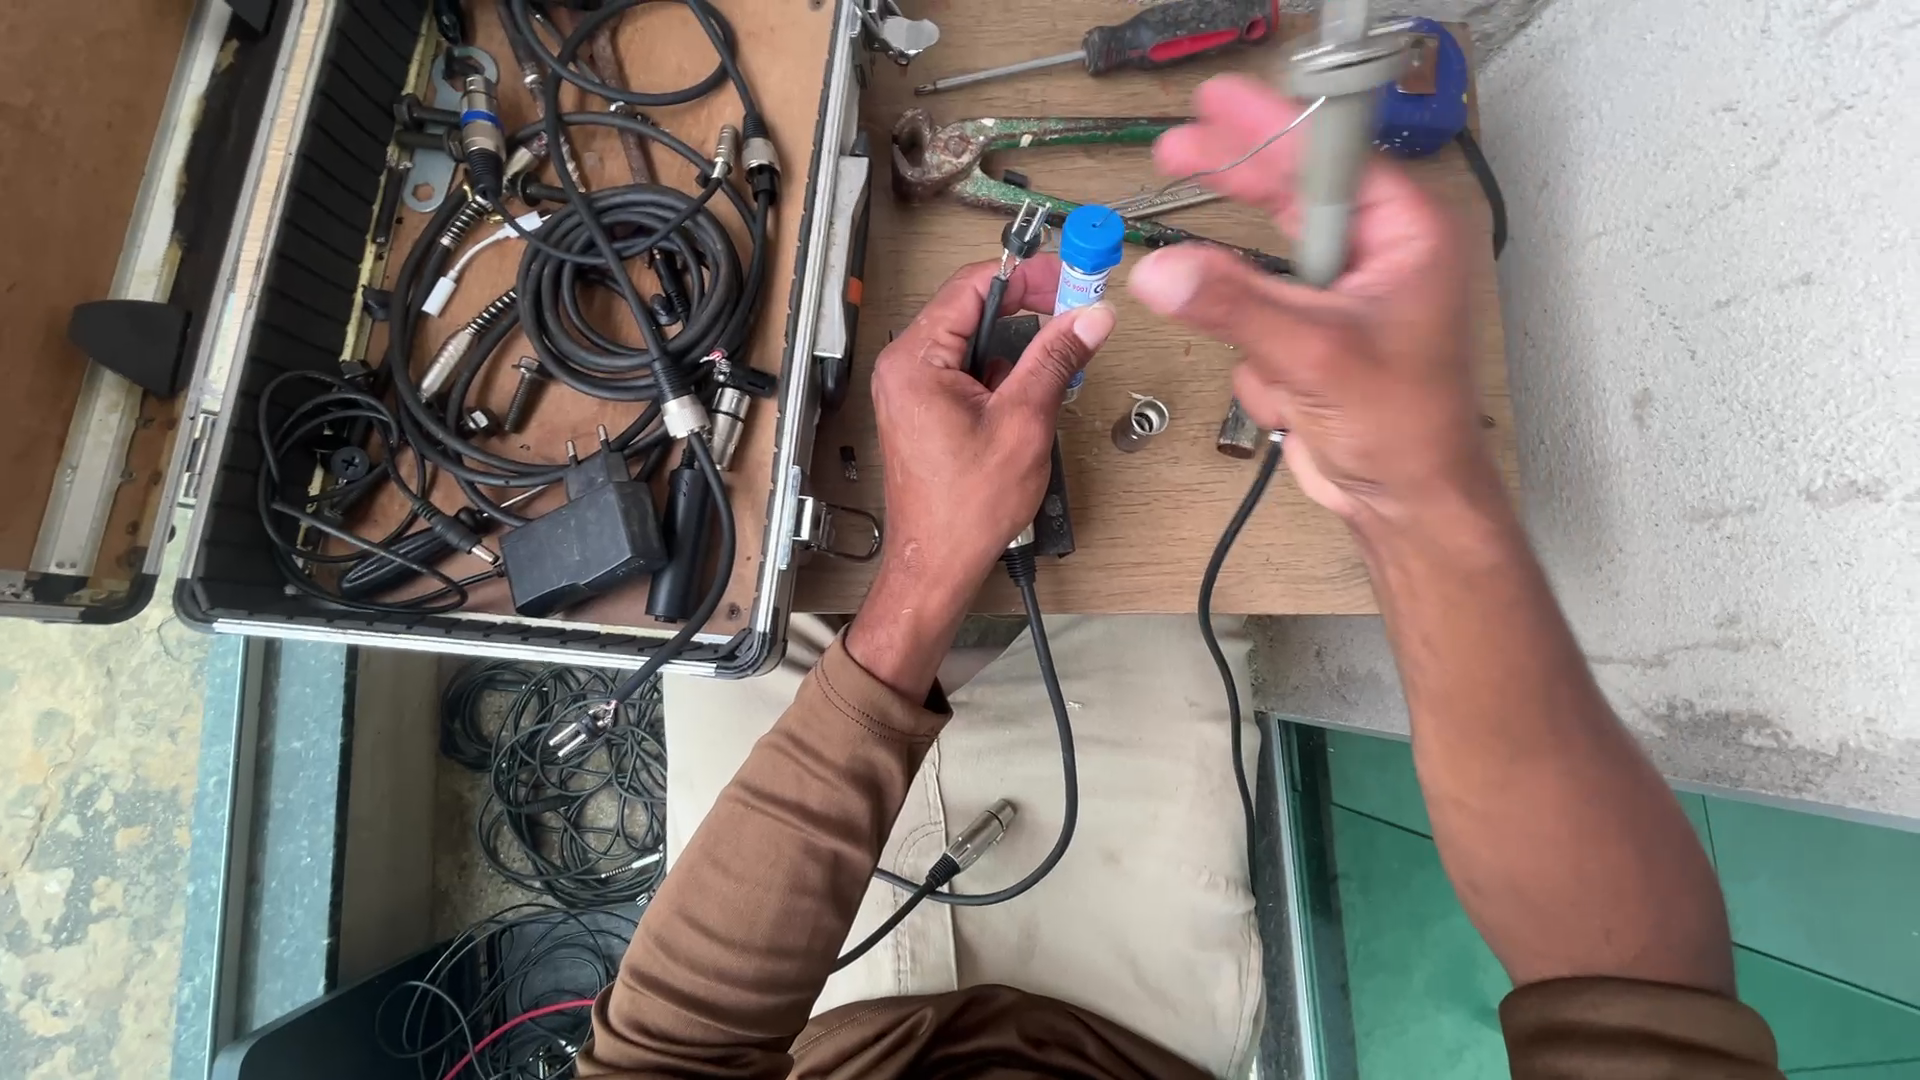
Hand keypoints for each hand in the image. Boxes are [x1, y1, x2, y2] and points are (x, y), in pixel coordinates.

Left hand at [845, 255, 1114, 696]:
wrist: (936, 561)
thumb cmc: (965, 508)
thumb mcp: (1023, 423)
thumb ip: (1055, 359)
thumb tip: (1088, 316)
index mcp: (916, 360)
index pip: (973, 285)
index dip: (1027, 277)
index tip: (1068, 279)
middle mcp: (904, 367)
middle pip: (972, 310)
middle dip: (1027, 313)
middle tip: (1073, 318)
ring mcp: (910, 389)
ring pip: (973, 343)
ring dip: (1016, 350)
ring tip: (1051, 374)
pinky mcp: (923, 409)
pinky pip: (965, 371)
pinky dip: (1000, 376)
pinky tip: (1024, 401)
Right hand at [1128, 75, 1499, 533]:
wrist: (1400, 498)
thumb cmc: (1403, 426)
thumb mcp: (1316, 355)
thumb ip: (1235, 306)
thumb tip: (1161, 271)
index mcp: (1403, 235)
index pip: (1326, 160)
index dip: (1267, 128)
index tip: (1215, 104)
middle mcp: (1371, 256)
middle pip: (1286, 201)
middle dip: (1235, 197)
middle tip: (1177, 148)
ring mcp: (1334, 300)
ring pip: (1255, 281)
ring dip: (1256, 337)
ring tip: (1295, 386)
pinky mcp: (1306, 339)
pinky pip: (1250, 331)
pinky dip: (1259, 371)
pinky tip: (1296, 403)